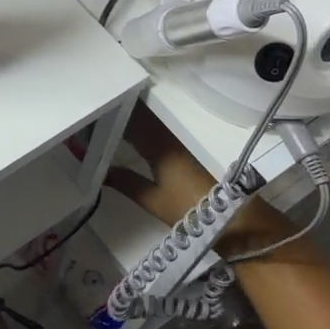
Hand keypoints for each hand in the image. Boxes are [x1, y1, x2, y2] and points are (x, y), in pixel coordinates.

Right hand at [104, 110, 317, 262]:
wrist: (234, 219)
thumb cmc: (190, 210)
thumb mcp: (152, 200)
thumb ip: (126, 182)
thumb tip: (101, 172)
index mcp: (160, 147)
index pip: (133, 122)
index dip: (114, 113)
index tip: (95, 110)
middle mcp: (171, 138)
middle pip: (143, 118)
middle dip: (122, 112)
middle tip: (99, 111)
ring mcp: (182, 144)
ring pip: (152, 124)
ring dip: (134, 120)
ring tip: (112, 119)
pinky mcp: (189, 153)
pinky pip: (161, 133)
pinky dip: (146, 131)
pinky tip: (135, 136)